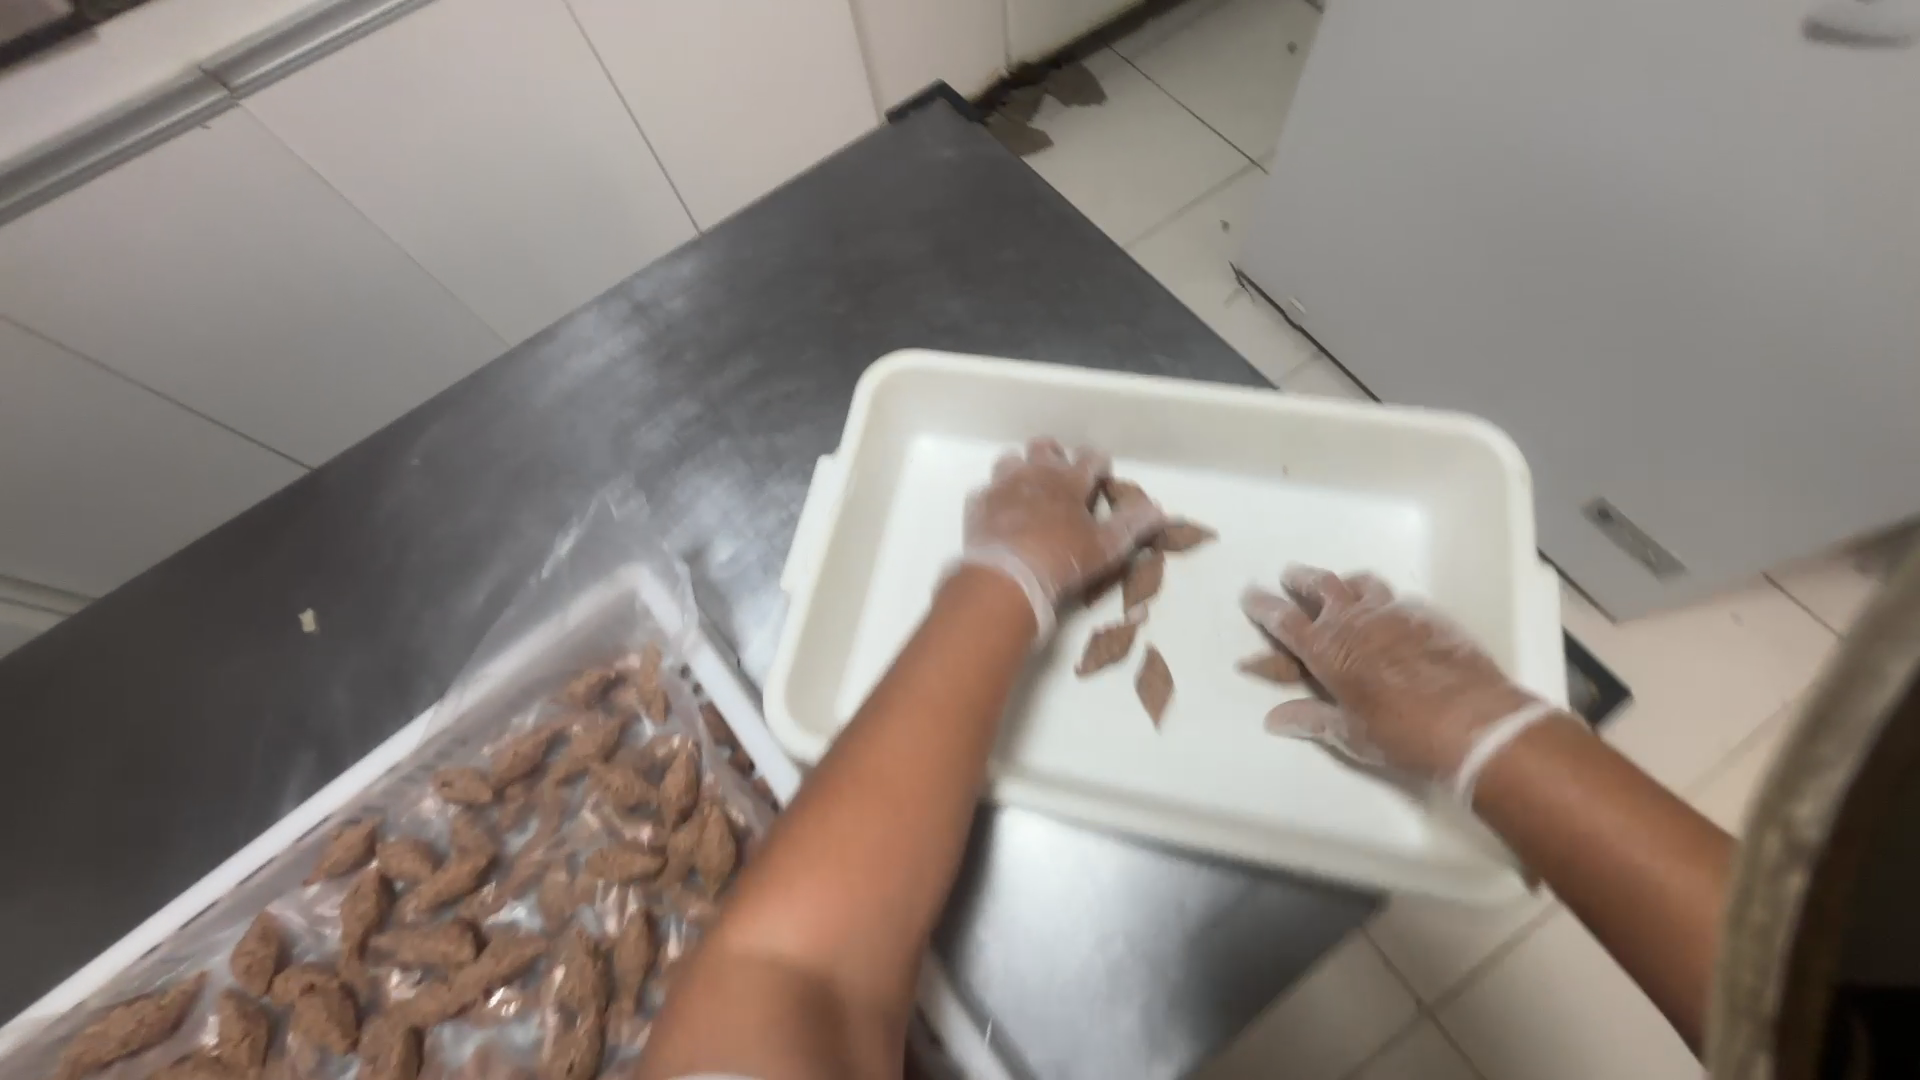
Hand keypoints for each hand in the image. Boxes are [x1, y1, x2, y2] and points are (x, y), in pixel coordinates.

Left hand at [960, 438, 1163, 639]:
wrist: (1008, 576)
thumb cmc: (1064, 559)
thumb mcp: (1107, 547)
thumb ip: (1133, 525)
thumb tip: (1159, 509)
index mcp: (1070, 479)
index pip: (1091, 457)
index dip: (1098, 462)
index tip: (1101, 472)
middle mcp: (1035, 473)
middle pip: (1044, 446)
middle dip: (1054, 455)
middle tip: (1059, 475)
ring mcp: (1003, 485)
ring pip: (1010, 460)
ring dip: (1019, 470)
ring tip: (1026, 490)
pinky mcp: (978, 504)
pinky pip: (985, 492)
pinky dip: (993, 499)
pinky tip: (998, 514)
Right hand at [1241, 565, 1557, 797]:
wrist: (1476, 724)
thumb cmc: (1402, 734)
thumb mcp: (1350, 734)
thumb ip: (1311, 719)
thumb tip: (1274, 720)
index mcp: (1326, 649)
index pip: (1283, 618)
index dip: (1263, 605)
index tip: (1250, 593)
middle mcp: (1354, 621)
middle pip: (1321, 585)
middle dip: (1301, 579)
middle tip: (1291, 576)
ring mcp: (1394, 614)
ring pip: (1363, 583)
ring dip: (1346, 583)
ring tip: (1343, 587)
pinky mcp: (1430, 617)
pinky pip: (1401, 600)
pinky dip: (1387, 603)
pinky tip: (1394, 617)